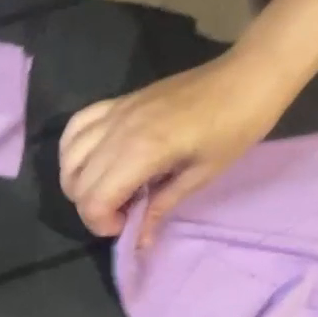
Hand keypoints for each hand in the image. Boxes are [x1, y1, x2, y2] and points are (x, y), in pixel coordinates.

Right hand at [59, 51, 294, 246]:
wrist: (249, 75)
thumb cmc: (236, 126)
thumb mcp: (202, 175)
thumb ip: (160, 207)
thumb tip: (140, 242)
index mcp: (141, 152)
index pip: (93, 201)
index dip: (101, 224)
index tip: (126, 225)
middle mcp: (117, 133)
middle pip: (76, 184)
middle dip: (92, 209)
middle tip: (121, 211)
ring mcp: (114, 115)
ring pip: (68, 159)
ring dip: (78, 183)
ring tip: (103, 189)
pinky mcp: (116, 103)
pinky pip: (75, 128)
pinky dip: (72, 150)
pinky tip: (89, 160)